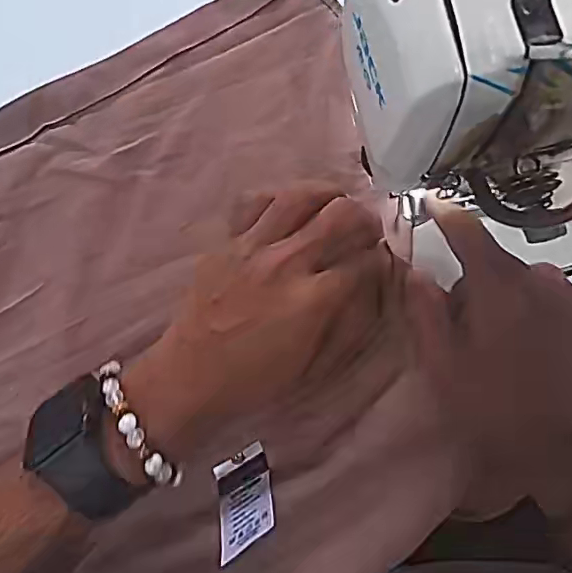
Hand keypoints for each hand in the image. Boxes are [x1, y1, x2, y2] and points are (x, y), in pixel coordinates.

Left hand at [113, 183, 395, 475]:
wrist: (191, 375)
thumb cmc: (254, 377)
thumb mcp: (311, 358)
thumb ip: (341, 315)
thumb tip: (363, 282)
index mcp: (312, 299)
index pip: (363, 262)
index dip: (379, 258)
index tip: (379, 259)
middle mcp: (287, 264)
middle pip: (341, 216)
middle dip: (365, 218)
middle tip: (367, 228)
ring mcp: (253, 247)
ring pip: (300, 196)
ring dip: (328, 194)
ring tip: (336, 202)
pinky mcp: (227, 242)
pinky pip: (255, 202)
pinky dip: (278, 198)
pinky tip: (288, 206)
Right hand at [405, 200, 571, 520]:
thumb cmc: (508, 413)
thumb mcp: (446, 369)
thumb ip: (425, 313)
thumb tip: (416, 276)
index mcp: (500, 286)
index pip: (467, 230)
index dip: (445, 213)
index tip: (432, 203)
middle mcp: (542, 280)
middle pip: (496, 266)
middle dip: (477, 289)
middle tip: (470, 336)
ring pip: (527, 287)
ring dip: (512, 306)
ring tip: (510, 356)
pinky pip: (557, 305)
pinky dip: (542, 320)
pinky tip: (541, 360)